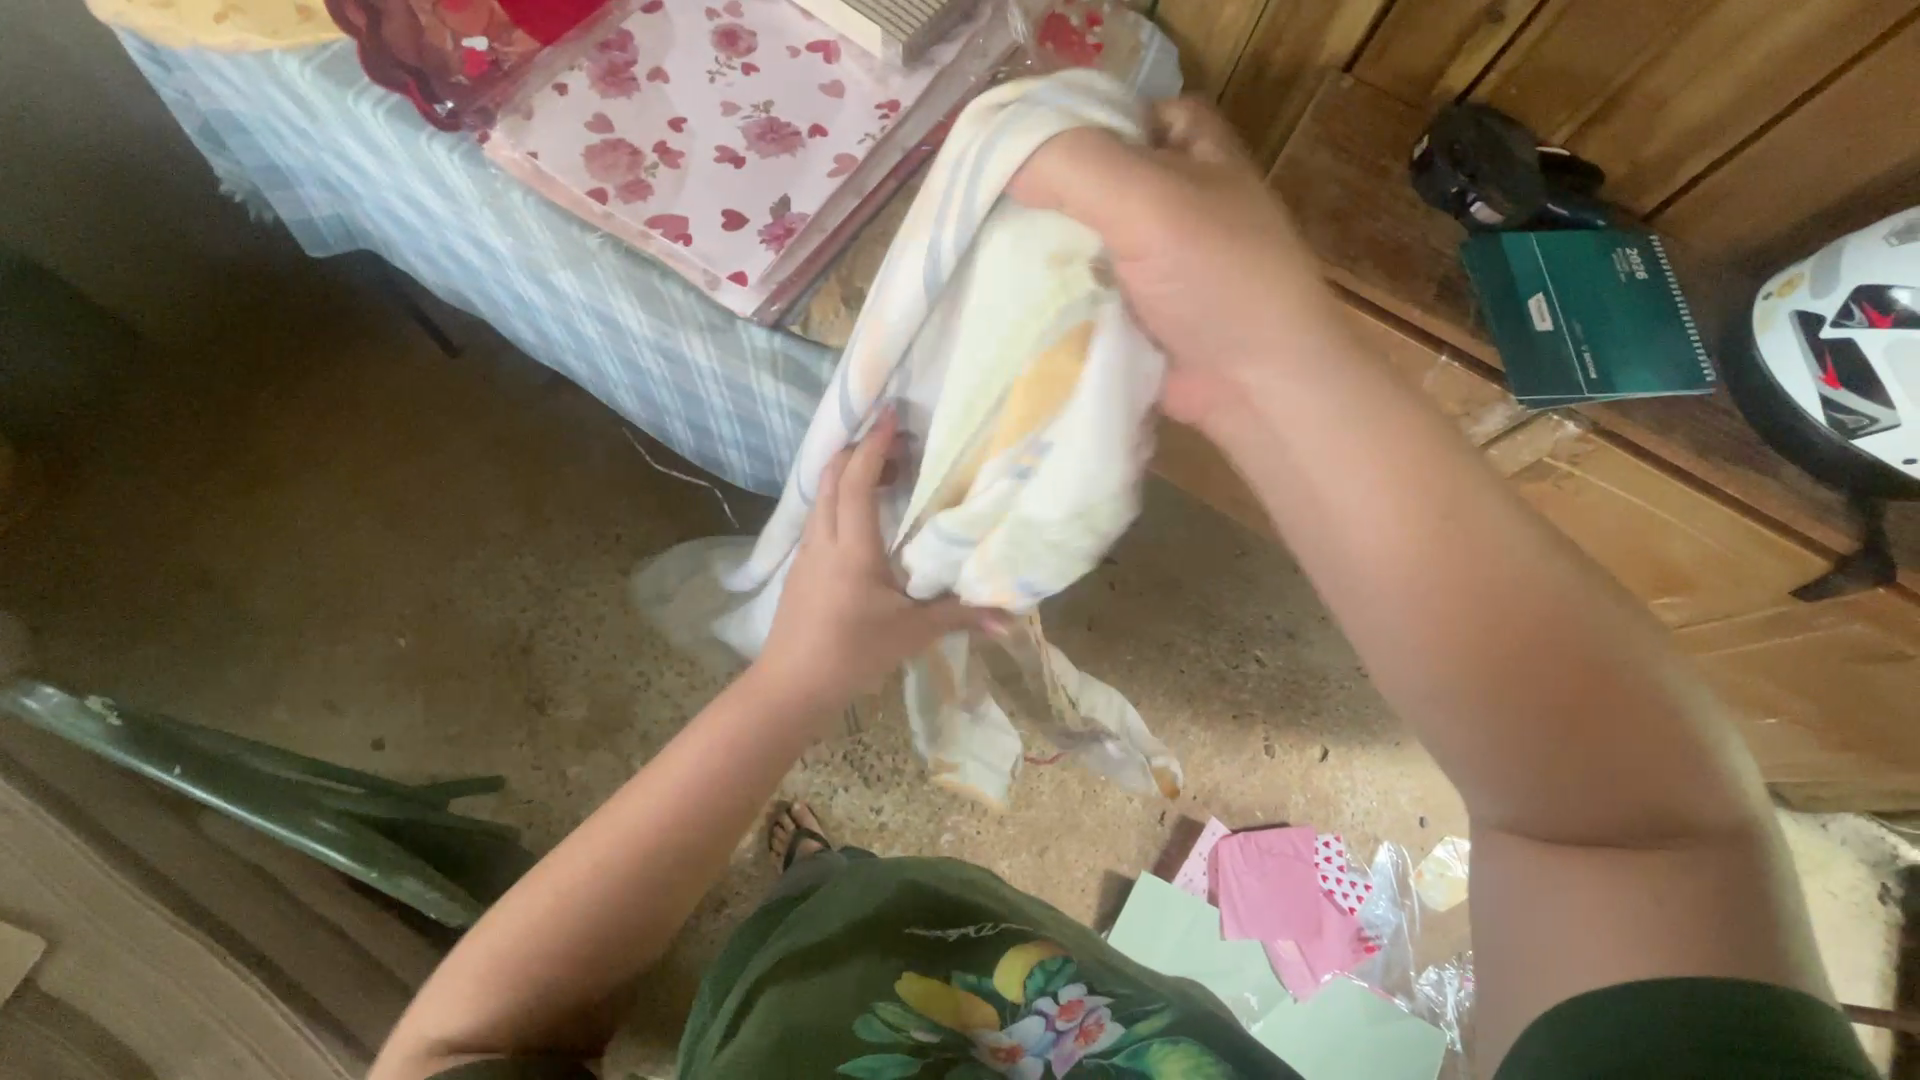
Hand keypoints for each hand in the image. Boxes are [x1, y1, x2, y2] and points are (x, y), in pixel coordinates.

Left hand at [754, 408, 1006, 717]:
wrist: (791, 685)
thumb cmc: (852, 655)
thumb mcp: (911, 634)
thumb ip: (960, 617)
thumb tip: (1011, 620)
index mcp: (852, 548)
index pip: (856, 480)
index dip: (874, 445)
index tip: (893, 416)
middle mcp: (823, 539)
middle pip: (832, 476)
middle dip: (859, 450)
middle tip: (897, 442)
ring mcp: (806, 553)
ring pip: (822, 495)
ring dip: (847, 474)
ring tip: (885, 474)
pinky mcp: (800, 568)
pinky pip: (819, 516)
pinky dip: (839, 500)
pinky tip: (862, 517)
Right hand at [1006, 99, 1350, 431]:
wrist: (1256, 383)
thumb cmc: (1219, 279)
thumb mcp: (1151, 200)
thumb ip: (1073, 166)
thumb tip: (1000, 167)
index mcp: (1177, 134)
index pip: (1085, 114)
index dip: (1035, 138)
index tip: (988, 174)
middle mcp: (1158, 183)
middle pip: (1069, 178)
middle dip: (1027, 203)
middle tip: (975, 226)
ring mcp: (1140, 247)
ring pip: (1065, 235)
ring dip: (1030, 253)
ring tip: (981, 266)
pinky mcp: (1127, 300)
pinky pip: (1071, 283)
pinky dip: (1044, 292)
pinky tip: (1008, 301)